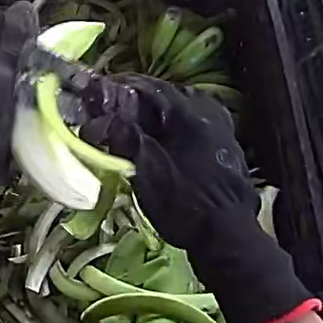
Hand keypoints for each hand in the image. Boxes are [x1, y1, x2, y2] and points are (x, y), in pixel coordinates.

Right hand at [108, 77, 317, 322]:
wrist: (226, 237)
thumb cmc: (182, 200)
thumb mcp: (144, 167)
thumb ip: (121, 136)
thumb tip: (96, 121)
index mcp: (189, 110)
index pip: (148, 86)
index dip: (120, 88)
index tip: (98, 93)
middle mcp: (209, 112)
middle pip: (166, 96)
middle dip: (138, 102)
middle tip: (113, 111)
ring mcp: (221, 129)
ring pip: (179, 113)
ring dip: (156, 117)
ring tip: (133, 128)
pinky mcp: (224, 148)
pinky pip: (191, 128)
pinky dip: (171, 130)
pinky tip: (159, 145)